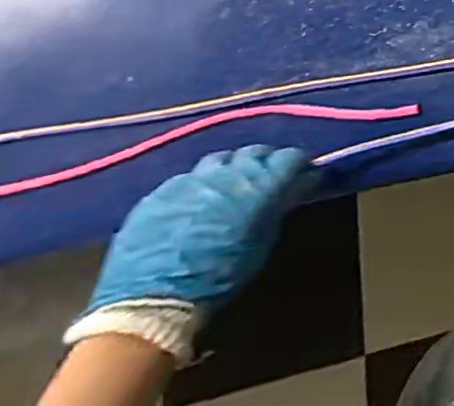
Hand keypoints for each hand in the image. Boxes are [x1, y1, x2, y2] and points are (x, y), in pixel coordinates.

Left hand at [87, 145, 312, 314]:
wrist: (153, 301)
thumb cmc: (222, 273)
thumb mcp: (265, 239)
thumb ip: (280, 205)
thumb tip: (297, 186)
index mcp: (263, 183)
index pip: (290, 156)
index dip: (297, 164)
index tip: (300, 175)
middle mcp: (230, 173)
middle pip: (254, 151)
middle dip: (263, 161)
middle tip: (263, 178)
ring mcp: (190, 182)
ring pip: (218, 160)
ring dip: (228, 169)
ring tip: (226, 187)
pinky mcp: (157, 195)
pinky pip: (184, 179)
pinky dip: (195, 185)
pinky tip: (192, 203)